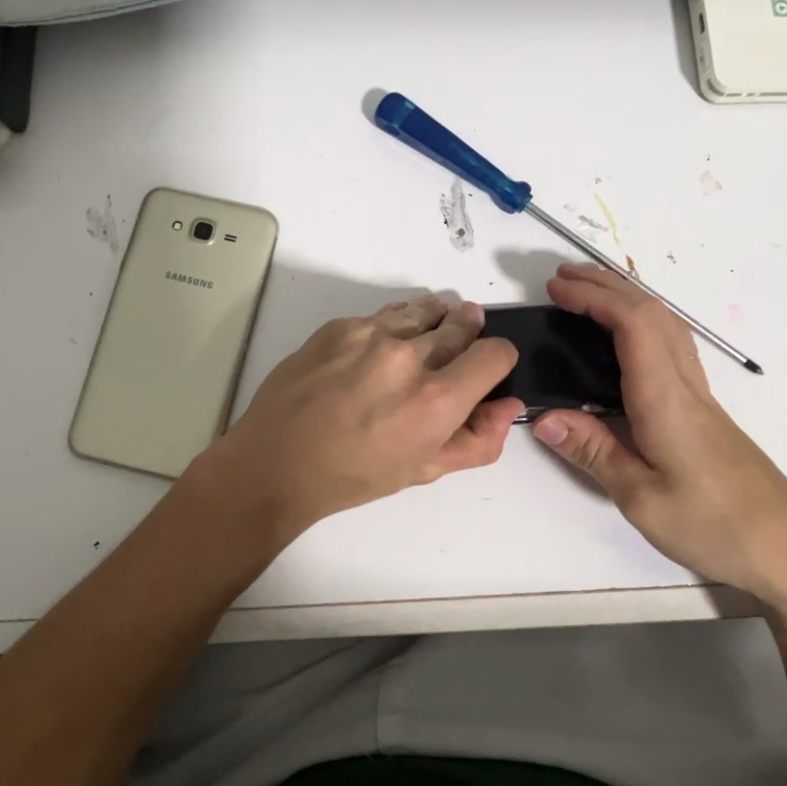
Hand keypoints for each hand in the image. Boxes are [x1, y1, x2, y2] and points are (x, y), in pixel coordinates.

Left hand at [184, 295, 523, 541]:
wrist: (277, 460)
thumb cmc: (354, 475)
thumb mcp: (424, 470)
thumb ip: (477, 439)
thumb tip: (508, 404)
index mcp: (437, 399)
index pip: (496, 353)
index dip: (499, 359)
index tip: (487, 367)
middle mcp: (409, 357)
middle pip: (461, 324)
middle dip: (467, 333)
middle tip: (460, 344)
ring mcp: (371, 335)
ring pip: (424, 310)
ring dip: (435, 320)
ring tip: (429, 335)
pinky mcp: (340, 325)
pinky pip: (384, 314)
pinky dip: (395, 324)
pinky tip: (385, 344)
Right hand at [530, 264, 786, 606]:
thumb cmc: (714, 526)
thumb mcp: (640, 498)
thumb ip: (593, 452)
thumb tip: (543, 416)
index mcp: (665, 400)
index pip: (632, 326)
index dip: (594, 297)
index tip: (556, 288)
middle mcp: (686, 386)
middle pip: (652, 314)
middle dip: (606, 286)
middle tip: (562, 278)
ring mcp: (700, 397)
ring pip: (667, 326)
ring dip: (626, 300)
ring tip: (588, 296)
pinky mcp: (704, 412)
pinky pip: (671, 347)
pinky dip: (642, 324)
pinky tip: (625, 342)